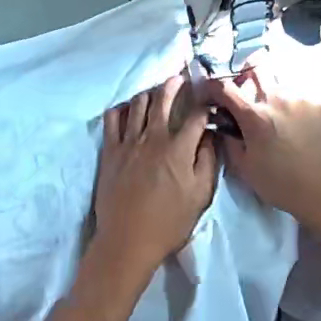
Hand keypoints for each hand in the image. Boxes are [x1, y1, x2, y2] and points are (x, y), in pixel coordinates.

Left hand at [92, 75, 218, 280]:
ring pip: (138, 103)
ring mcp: (128, 142)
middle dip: (175, 84)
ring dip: (150, 92)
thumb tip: (210, 136)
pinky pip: (113, 118)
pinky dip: (122, 108)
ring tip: (156, 91)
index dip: (204, 103)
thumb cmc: (170, 223)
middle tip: (181, 78)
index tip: (209, 99)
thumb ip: (208, 161)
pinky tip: (128, 109)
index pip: (195, 114)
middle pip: (164, 98)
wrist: (128, 242)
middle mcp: (153, 137)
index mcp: (179, 148)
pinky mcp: (110, 150)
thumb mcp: (201, 196)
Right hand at [201, 69, 320, 229]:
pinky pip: (297, 96)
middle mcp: (278, 100)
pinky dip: (290, 105)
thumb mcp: (242, 166)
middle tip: (245, 91)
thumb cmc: (277, 183)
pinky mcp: (318, 105)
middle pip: (258, 67)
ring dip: (270, 93)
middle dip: (246, 75)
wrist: (320, 191)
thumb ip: (227, 138)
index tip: (210, 89)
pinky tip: (293, 125)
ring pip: (279, 82)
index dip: (213, 85)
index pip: (226, 87)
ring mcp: (301, 100)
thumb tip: (221, 120)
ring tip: (274, 115)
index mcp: (256, 116)